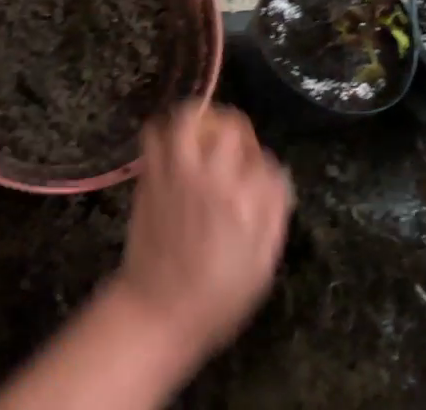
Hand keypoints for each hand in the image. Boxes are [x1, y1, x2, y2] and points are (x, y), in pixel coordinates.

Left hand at [110, 104, 292, 358]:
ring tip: (201, 132)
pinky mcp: (148, 175)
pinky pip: (153, 135)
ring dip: (197, 118)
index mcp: (245, 200)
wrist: (159, 307)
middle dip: (236, 131)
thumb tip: (276, 175)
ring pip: (186, 118)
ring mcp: (175, 171)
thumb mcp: (262, 263)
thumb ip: (273, 213)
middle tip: (233, 146)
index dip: (263, 163)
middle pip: (229, 127)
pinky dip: (163, 131)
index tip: (257, 173)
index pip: (265, 160)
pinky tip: (172, 145)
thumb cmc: (217, 295)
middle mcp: (210, 176)